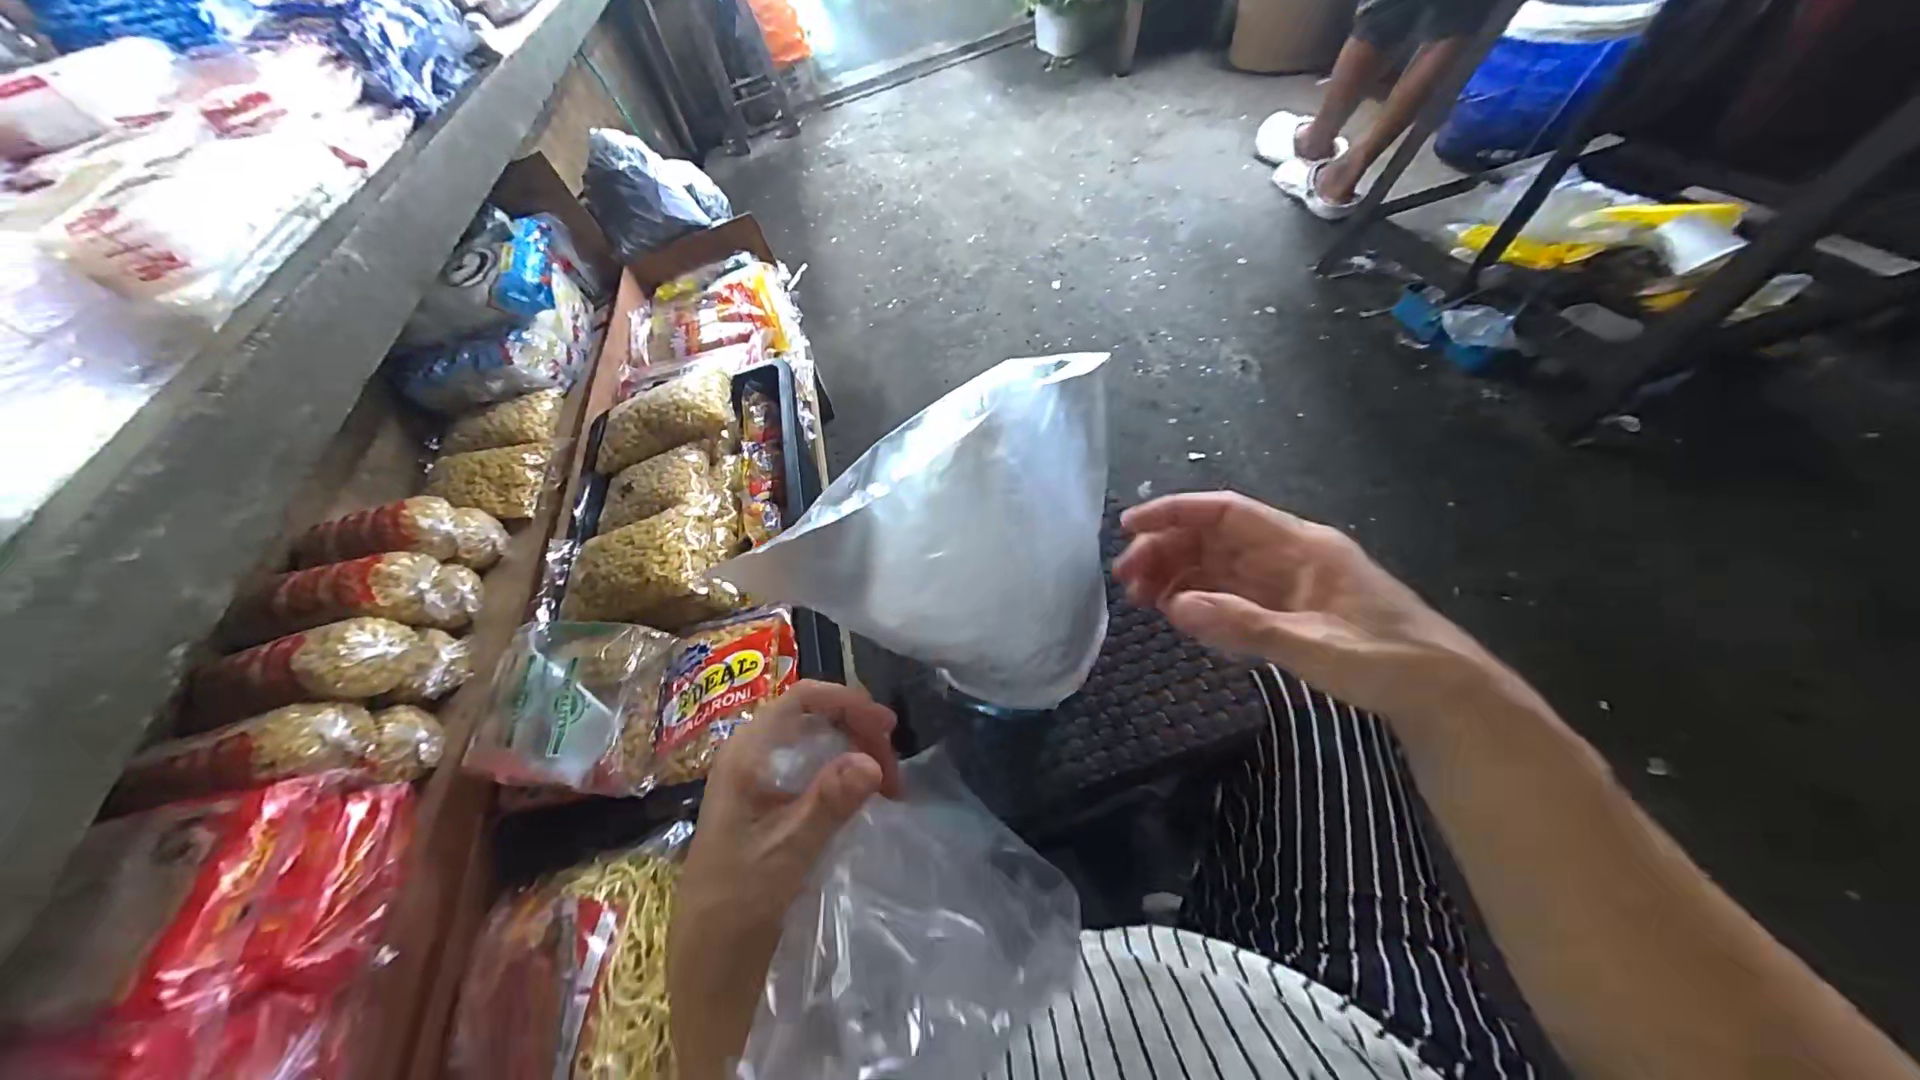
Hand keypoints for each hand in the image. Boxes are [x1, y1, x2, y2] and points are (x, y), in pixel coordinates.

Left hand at [668, 681, 900, 1078]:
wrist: (706, 959)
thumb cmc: (737, 904)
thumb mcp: (786, 854)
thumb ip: (827, 804)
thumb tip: (871, 761)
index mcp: (747, 755)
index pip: (802, 699)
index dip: (847, 702)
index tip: (886, 728)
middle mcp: (752, 754)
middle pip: (813, 714)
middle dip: (858, 728)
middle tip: (893, 768)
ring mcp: (759, 774)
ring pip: (816, 737)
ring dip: (856, 749)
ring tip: (887, 783)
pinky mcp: (768, 797)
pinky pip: (813, 763)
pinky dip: (844, 770)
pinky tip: (863, 795)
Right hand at [1114, 491, 1525, 724]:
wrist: (1443, 695)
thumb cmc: (1388, 660)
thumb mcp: (1316, 645)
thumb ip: (1244, 624)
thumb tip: (1175, 606)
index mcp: (1300, 545)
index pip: (1226, 512)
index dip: (1175, 513)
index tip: (1130, 527)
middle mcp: (1286, 555)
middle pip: (1212, 538)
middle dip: (1165, 551)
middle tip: (1126, 581)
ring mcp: (1282, 582)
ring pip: (1214, 566)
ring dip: (1175, 576)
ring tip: (1142, 602)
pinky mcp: (1282, 609)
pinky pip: (1227, 594)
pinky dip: (1197, 601)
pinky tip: (1177, 616)